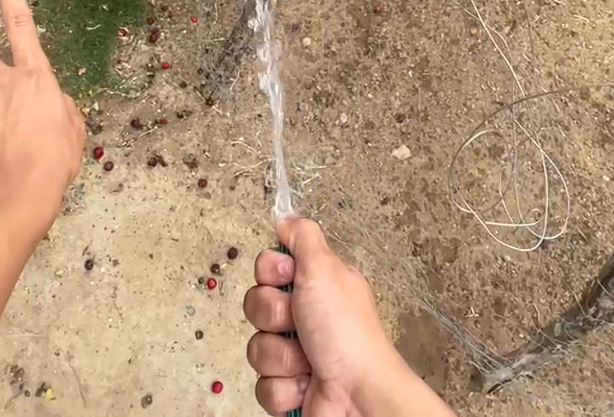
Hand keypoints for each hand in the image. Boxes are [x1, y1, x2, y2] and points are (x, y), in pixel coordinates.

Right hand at [245, 218, 449, 416]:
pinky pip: (262, 383)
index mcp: (313, 282)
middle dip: (275, 316)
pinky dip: (284, 386)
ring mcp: (294, 352)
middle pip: (256, 303)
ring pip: (256, 346)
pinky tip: (306, 385)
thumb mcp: (325, 269)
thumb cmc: (347, 333)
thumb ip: (303, 236)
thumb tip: (286, 217)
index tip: (288, 277)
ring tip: (308, 361)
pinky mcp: (287, 387)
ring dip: (282, 356)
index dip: (271, 272)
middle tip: (299, 321)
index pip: (267, 266)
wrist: (357, 396)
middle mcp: (303, 314)